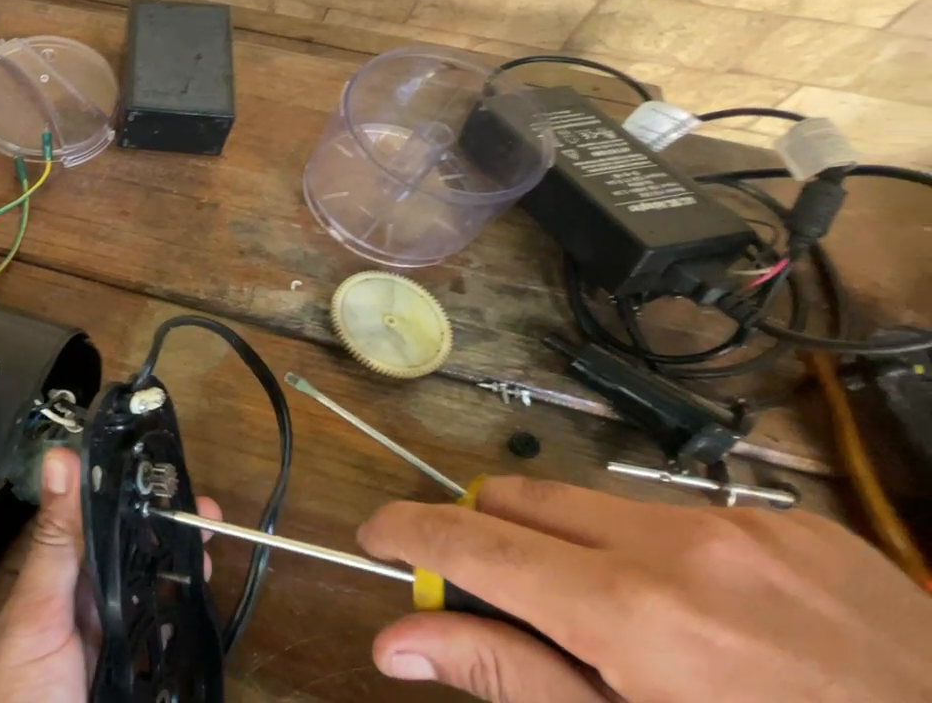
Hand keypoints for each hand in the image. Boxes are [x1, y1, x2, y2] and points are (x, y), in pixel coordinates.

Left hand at [0, 448, 221, 702]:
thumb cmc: (14, 690)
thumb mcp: (35, 610)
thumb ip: (54, 541)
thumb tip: (60, 457)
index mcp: (36, 575)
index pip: (80, 519)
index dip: (117, 494)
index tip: (157, 475)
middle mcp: (63, 601)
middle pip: (114, 555)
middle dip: (156, 532)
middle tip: (204, 516)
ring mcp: (89, 640)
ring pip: (135, 593)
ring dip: (170, 571)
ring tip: (207, 554)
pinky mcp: (114, 677)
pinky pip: (146, 641)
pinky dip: (170, 622)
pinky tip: (193, 605)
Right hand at [358, 476, 931, 702]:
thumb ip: (511, 679)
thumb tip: (394, 641)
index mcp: (633, 613)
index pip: (470, 542)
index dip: (406, 532)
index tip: (373, 538)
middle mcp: (680, 544)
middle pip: (518, 499)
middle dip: (484, 536)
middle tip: (497, 600)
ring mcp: (750, 524)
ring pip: (598, 505)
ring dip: (575, 547)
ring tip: (630, 628)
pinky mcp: (805, 525)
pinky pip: (686, 515)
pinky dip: (662, 554)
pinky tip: (721, 622)